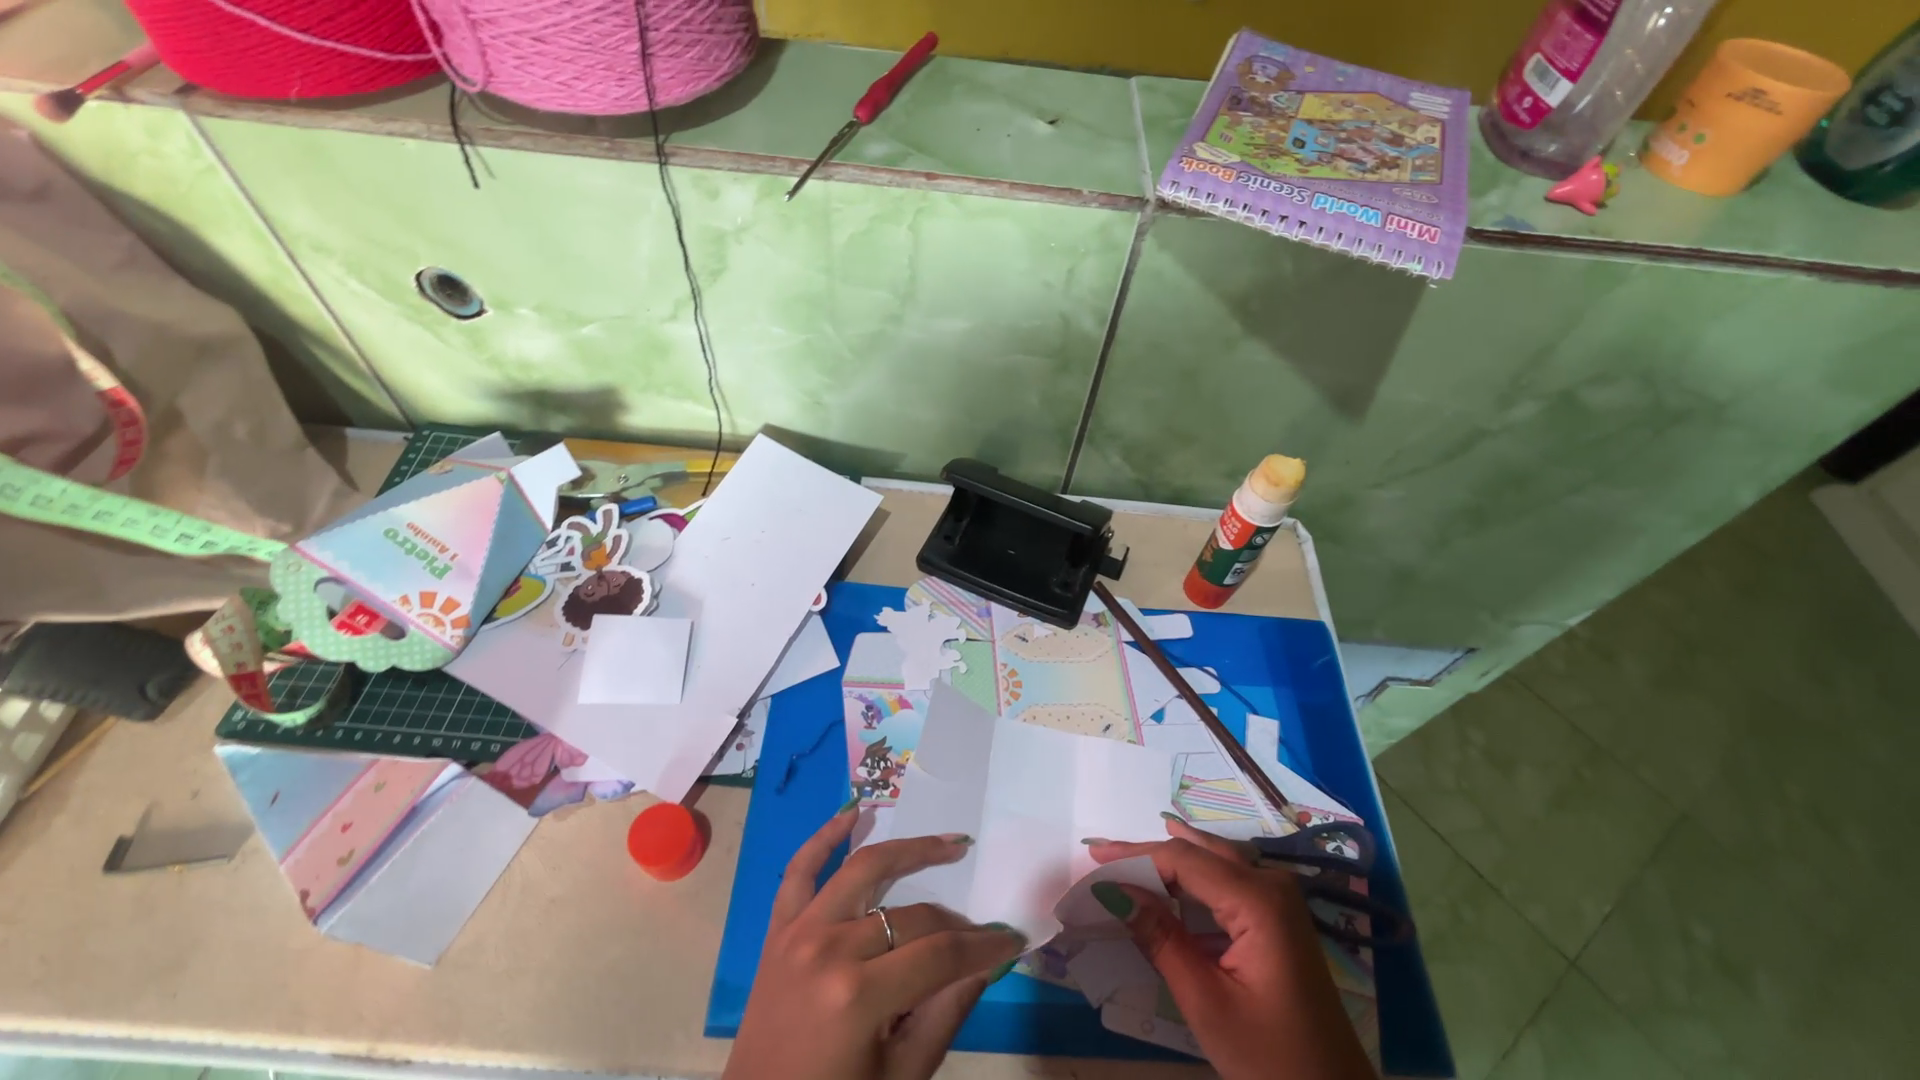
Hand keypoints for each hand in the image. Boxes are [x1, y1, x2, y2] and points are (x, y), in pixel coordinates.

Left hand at [724, 805, 1027, 1079]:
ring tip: (949, 843)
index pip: (940, 953)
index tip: (1013, 940)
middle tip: (984, 929)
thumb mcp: (902, 1073)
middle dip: (957, 921)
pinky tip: (852, 813)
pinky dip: (823, 838)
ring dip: (909, 849)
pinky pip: (798, 871)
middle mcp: (829, 948)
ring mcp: (798, 932)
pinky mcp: (777, 930)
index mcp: (859, 994)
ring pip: (863, 870)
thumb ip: (947, 1011)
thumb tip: (988, 961)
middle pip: (911, 915)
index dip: (983, 946)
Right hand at [1088, 818, 1373, 1079]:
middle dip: (1148, 853)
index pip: (1184, 860)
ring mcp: (1281, 901)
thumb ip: (1160, 940)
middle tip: (1100, 855)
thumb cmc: (1270, 1057)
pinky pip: (1229, 880)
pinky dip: (1192, 878)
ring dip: (1169, 862)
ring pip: (1215, 860)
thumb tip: (1113, 891)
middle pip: (1199, 852)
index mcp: (1259, 901)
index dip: (1134, 858)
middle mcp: (1273, 886)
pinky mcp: (1279, 919)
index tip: (1092, 866)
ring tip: (1124, 860)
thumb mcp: (1205, 1002)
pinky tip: (1170, 878)